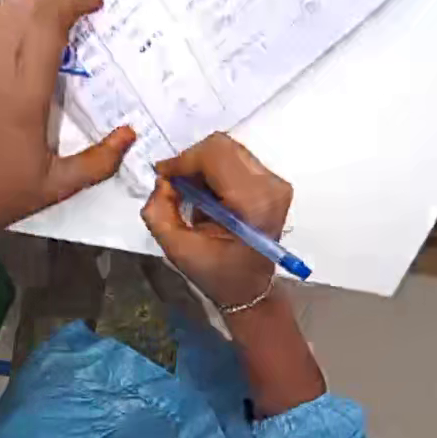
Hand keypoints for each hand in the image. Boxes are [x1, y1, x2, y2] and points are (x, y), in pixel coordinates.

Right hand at [140, 133, 292, 308]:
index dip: (182, 160)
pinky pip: (236, 161)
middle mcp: (270, 186)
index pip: (214, 155)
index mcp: (252, 203)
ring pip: (229, 151)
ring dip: (202, 168)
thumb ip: (160, 213)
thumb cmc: (217, 275)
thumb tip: (162, 182)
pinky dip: (214, 173)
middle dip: (191, 162)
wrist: (250, 290)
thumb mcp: (179, 250)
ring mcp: (276, 182)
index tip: (162, 177)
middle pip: (223, 147)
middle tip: (174, 187)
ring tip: (191, 196)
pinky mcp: (273, 183)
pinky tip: (207, 198)